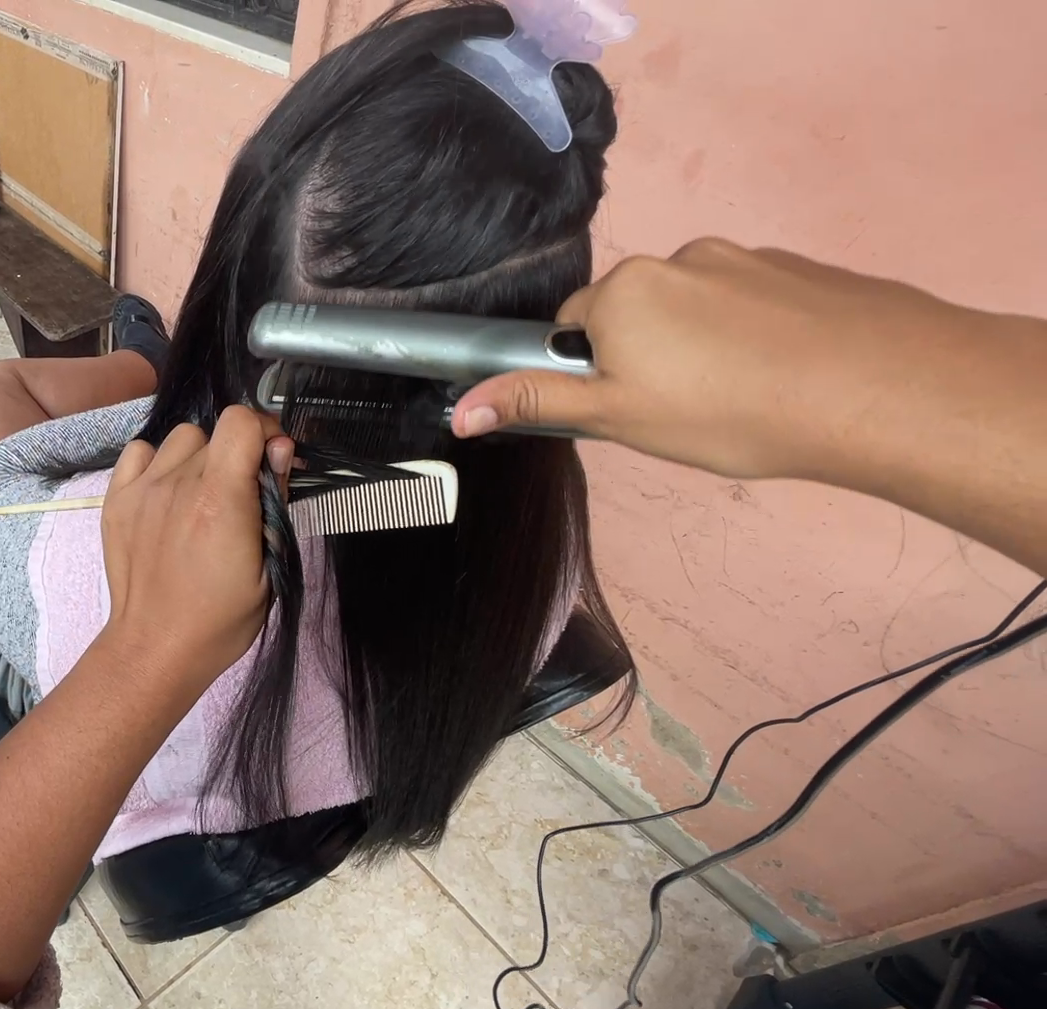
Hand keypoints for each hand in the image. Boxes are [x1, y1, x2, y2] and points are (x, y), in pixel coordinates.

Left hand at [98, 406, 293, 691]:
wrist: (155, 647)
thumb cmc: (220, 619)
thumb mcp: (268, 568)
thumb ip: (273, 501)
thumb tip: (278, 449)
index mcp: (219, 501)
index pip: (240, 422)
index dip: (263, 432)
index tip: (271, 460)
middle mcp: (176, 485)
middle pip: (214, 435)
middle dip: (236, 457)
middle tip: (238, 498)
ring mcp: (140, 490)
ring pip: (179, 440)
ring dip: (198, 458)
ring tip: (200, 496)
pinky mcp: (115, 500)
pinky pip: (138, 452)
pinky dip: (156, 463)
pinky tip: (166, 493)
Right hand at [450, 239, 1039, 486]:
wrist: (885, 392)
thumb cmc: (724, 411)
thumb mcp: (614, 417)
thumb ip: (535, 403)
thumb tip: (458, 412)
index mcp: (623, 290)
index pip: (572, 325)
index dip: (586, 368)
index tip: (619, 402)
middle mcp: (676, 259)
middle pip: (628, 311)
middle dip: (637, 352)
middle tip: (670, 405)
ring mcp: (744, 257)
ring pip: (687, 308)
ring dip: (691, 342)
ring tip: (729, 393)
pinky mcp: (799, 268)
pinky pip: (743, 301)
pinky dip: (744, 332)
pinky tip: (772, 370)